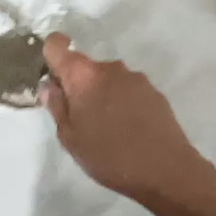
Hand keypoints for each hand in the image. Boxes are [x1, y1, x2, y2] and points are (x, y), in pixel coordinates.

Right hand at [40, 33, 215, 215]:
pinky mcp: (154, 91)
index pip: (57, 45)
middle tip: (80, 119)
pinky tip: (129, 130)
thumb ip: (56, 106)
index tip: (53, 81)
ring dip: (102, 95)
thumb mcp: (70, 138)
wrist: (166, 171)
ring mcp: (135, 78)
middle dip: (78, 86)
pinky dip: (122, 103)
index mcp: (83, 75)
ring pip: (107, 80)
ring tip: (108, 129)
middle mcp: (110, 67)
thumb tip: (49, 85)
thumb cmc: (109, 156)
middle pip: (84, 67)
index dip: (50, 57)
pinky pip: (127, 90)